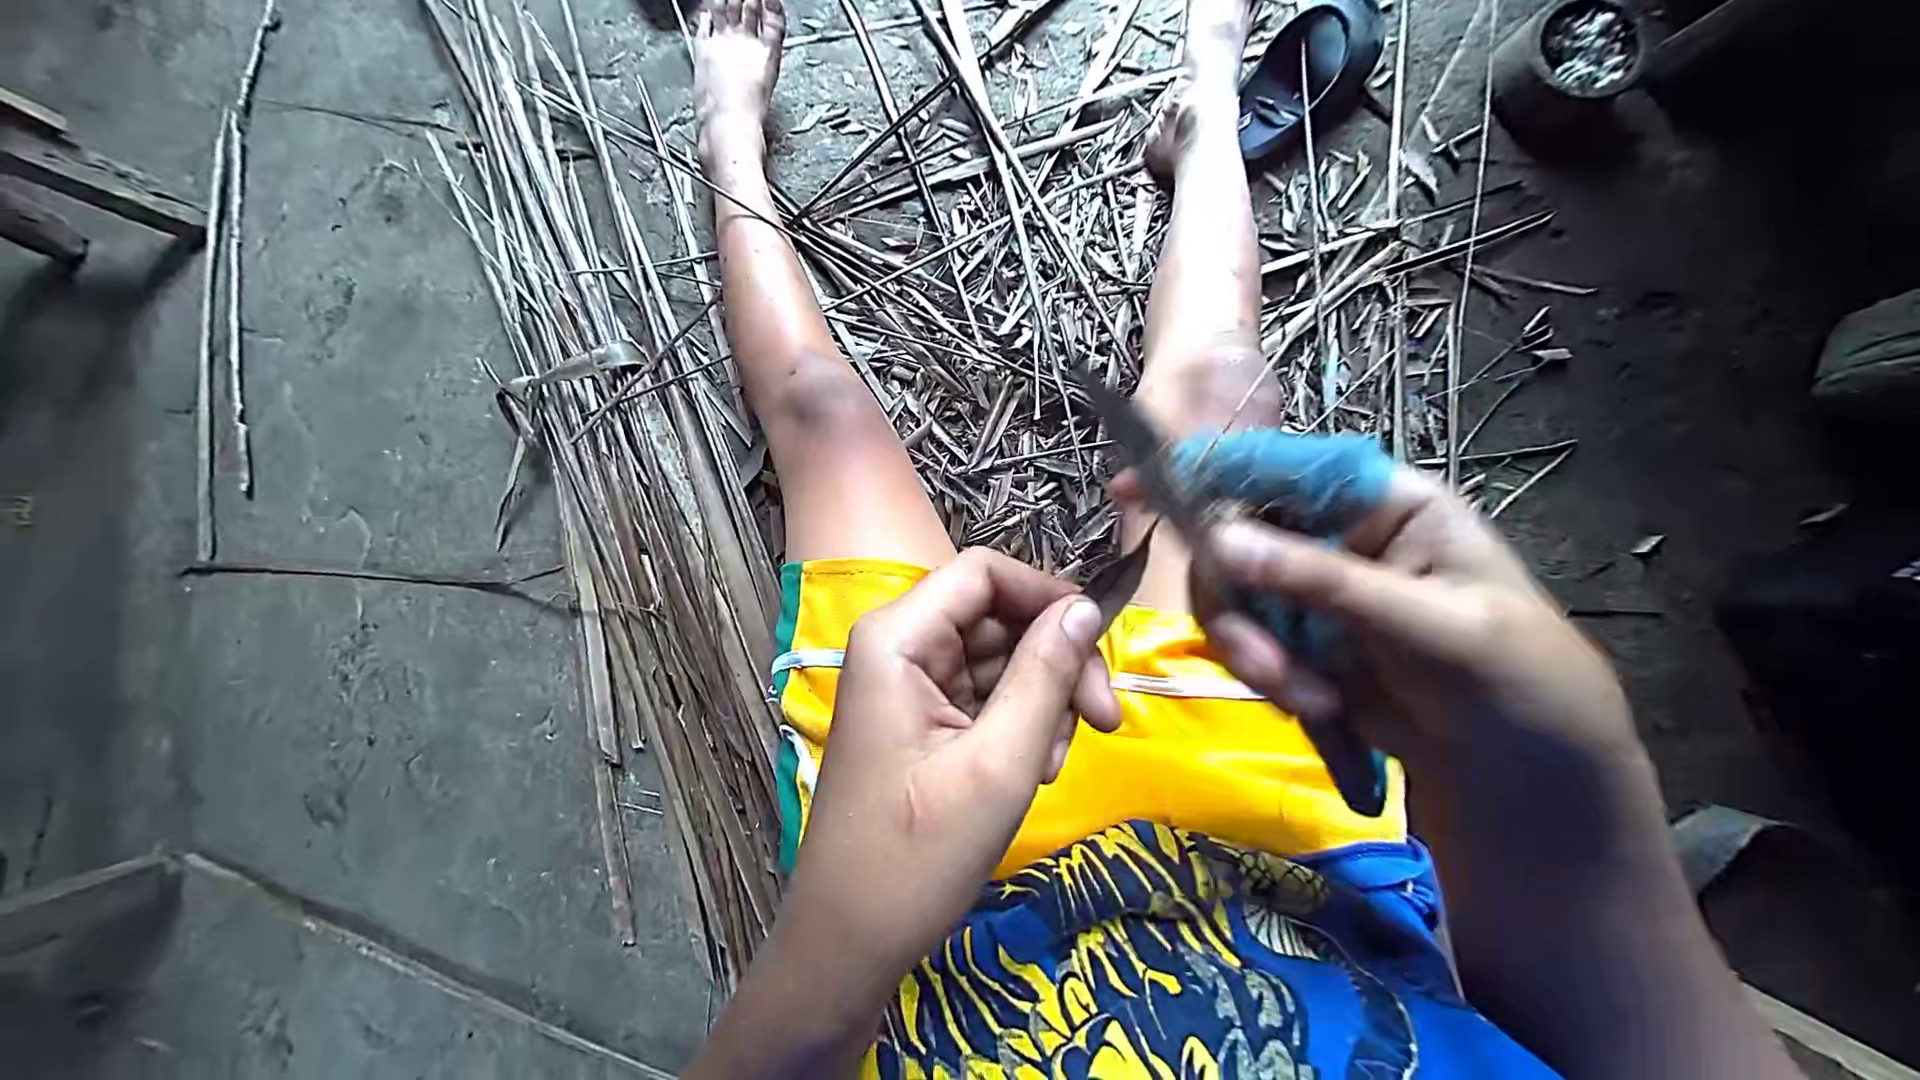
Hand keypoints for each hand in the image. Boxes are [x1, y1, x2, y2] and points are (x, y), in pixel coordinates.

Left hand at [778, 548, 1118, 1021]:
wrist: (850, 941)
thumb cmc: (916, 856)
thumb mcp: (998, 764)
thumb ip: (1045, 676)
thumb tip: (1085, 610)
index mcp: (897, 637)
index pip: (984, 573)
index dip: (1048, 595)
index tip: (1098, 644)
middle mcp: (899, 645)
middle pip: (999, 616)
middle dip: (1053, 663)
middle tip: (1100, 722)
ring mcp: (911, 682)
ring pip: (1001, 658)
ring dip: (1040, 703)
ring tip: (1044, 766)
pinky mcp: (923, 715)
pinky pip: (987, 694)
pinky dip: (1019, 724)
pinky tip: (1028, 771)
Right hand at [1196, 467, 1640, 792]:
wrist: (1524, 776)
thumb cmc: (1514, 680)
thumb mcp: (1431, 627)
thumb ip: (1324, 581)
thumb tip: (1218, 541)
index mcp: (1378, 502)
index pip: (1278, 466)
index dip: (1208, 468)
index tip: (1134, 484)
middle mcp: (1329, 533)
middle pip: (1232, 535)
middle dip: (1236, 602)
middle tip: (1262, 664)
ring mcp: (1303, 586)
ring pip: (1227, 592)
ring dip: (1250, 648)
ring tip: (1305, 699)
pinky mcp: (1288, 634)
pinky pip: (1238, 637)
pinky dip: (1262, 673)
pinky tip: (1314, 706)